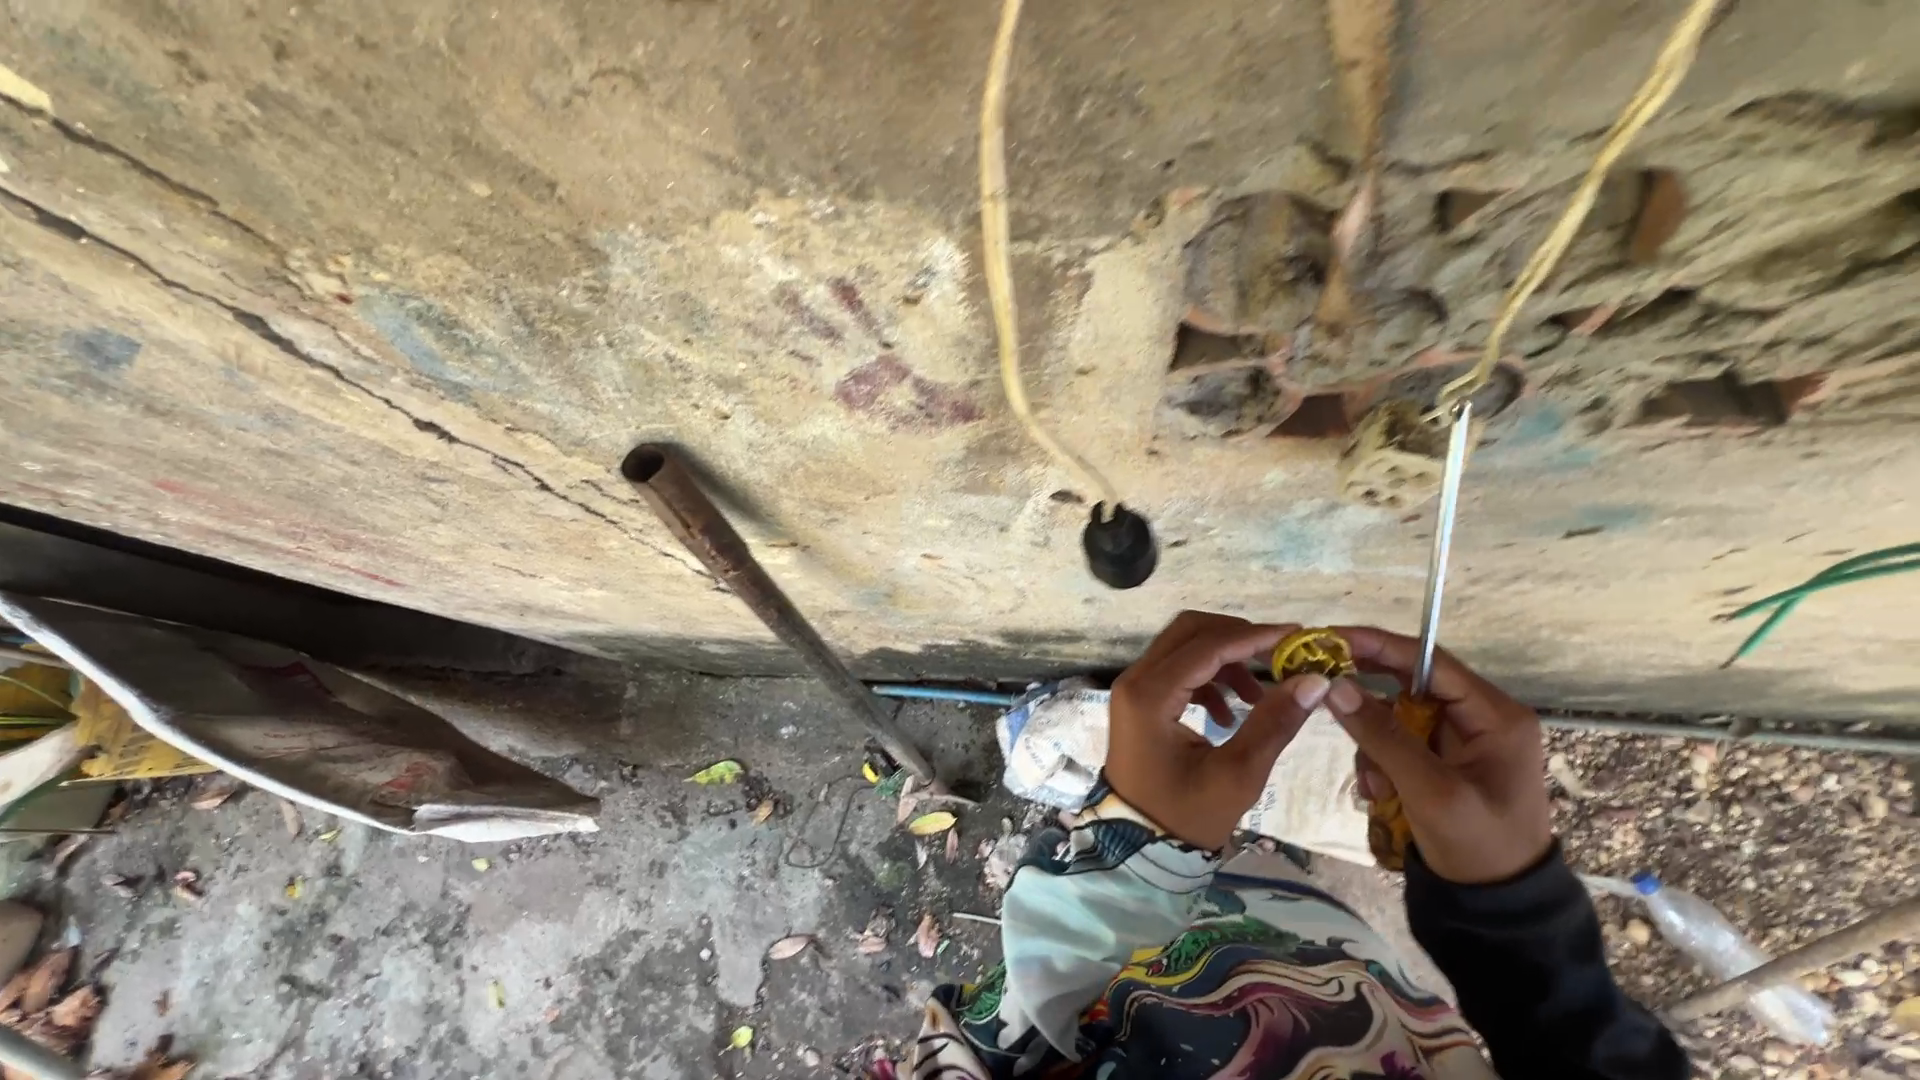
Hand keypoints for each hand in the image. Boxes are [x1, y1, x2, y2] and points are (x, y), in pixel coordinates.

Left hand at [1106, 611, 1333, 849]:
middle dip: (1237, 638)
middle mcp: (1134, 681)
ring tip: (1258, 698)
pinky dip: (1207, 679)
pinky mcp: (1138, 702)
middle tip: (1279, 656)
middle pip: (1189, 632)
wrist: (1138, 847)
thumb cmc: (1186, 815)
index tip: (1299, 636)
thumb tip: (1314, 680)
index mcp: (1150, 695)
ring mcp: (1132, 689)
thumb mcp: (1237, 775)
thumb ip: (1274, 722)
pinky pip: (1176, 671)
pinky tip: (1230, 716)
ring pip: (1182, 648)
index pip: (1207, 646)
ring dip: (1224, 660)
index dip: (1255, 637)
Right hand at [1324, 626, 1552, 884]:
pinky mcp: (1442, 760)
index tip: (1329, 639)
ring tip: (1375, 787)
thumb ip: (1382, 735)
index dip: (1378, 645)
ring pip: (1395, 714)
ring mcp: (1460, 740)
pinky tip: (1381, 793)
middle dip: (1368, 701)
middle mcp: (1480, 717)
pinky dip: (1379, 762)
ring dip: (1373, 745)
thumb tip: (1334, 684)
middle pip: (1408, 684)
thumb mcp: (1429, 791)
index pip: (1429, 660)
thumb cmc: (1478, 846)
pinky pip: (1396, 741)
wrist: (1499, 907)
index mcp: (1495, 715)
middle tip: (1324, 693)